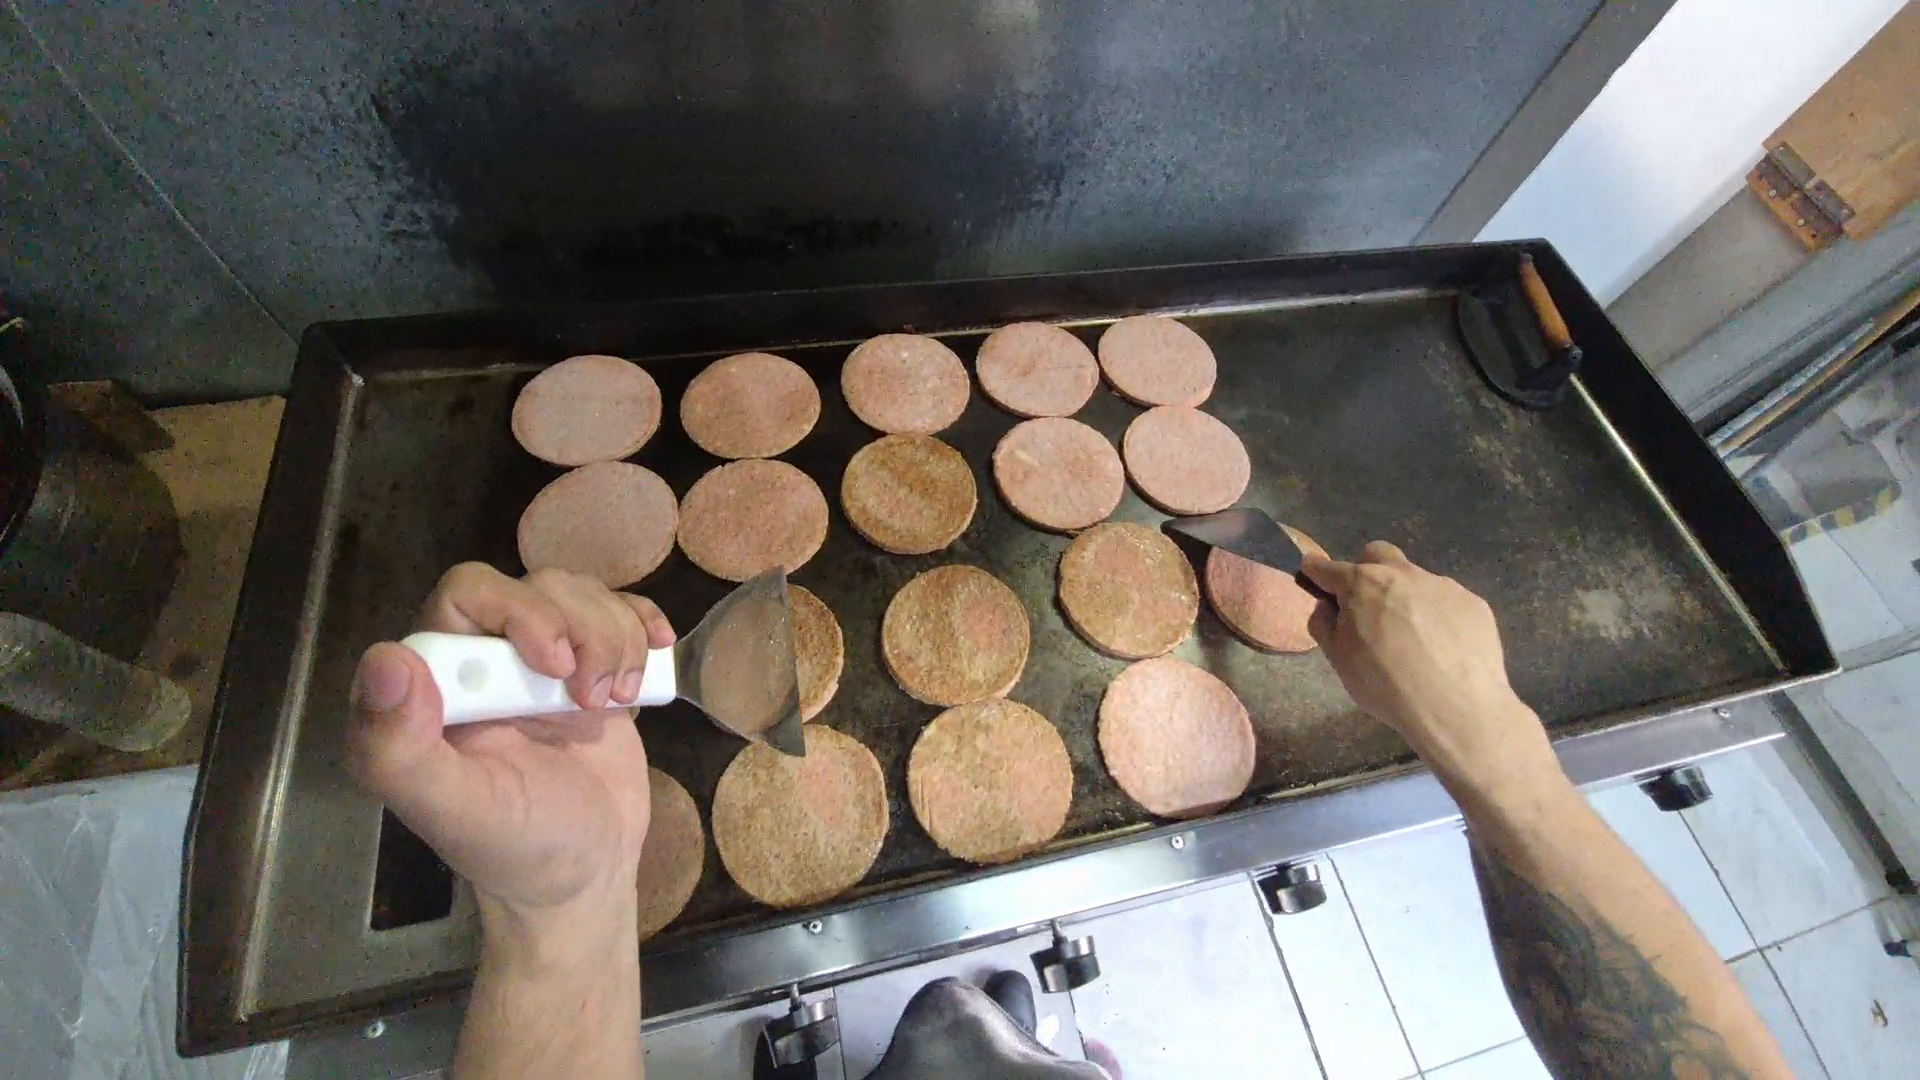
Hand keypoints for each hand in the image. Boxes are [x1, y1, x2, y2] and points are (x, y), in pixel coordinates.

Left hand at [347, 564, 675, 936]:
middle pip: (543, 587)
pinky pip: (625, 613)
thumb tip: (385, 659)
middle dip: (587, 631)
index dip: (520, 612)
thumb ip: (399, 747)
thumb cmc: (517, 848)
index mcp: (443, 682)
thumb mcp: (456, 810)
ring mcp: (551, 663)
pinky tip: (659, 651)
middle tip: (596, 699)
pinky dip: (647, 623)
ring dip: (619, 638)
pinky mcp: (599, 669)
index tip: (556, 665)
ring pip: (589, 595)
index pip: (471, 593)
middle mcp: (493, 660)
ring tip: (622, 697)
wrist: (589, 872)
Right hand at [1302, 542, 1558, 794]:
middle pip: (1375, 554)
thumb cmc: (1384, 683)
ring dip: (1404, 596)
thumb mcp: (1337, 659)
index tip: (1315, 586)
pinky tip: (1441, 647)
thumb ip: (1323, 624)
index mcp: (1361, 583)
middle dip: (1365, 571)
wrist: (1458, 708)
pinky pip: (1444, 600)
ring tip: (1412, 638)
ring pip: (1413, 579)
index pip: (1324, 566)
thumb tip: (1328, 607)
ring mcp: (1442, 585)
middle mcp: (1401, 574)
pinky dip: (1436, 615)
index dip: (1315, 575)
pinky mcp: (1473, 602)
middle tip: (1367, 608)